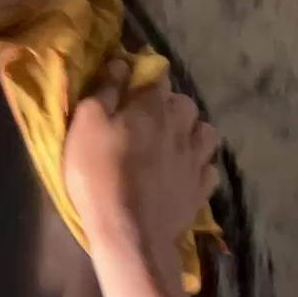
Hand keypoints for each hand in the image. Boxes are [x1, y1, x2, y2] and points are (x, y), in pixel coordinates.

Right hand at [63, 60, 220, 279]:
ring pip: (206, 133)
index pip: (158, 75)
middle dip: (171, 105)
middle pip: (186, 103)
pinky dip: (199, 166)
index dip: (145, 77)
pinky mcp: (201, 190)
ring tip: (173, 144)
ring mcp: (195, 159)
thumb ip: (106, 89)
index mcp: (154, 105)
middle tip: (149, 119)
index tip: (131, 87)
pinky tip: (184, 173)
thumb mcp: (87, 123)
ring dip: (192, 132)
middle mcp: (181, 126)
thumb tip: (122, 63)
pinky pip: (209, 168)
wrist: (129, 233)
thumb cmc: (99, 173)